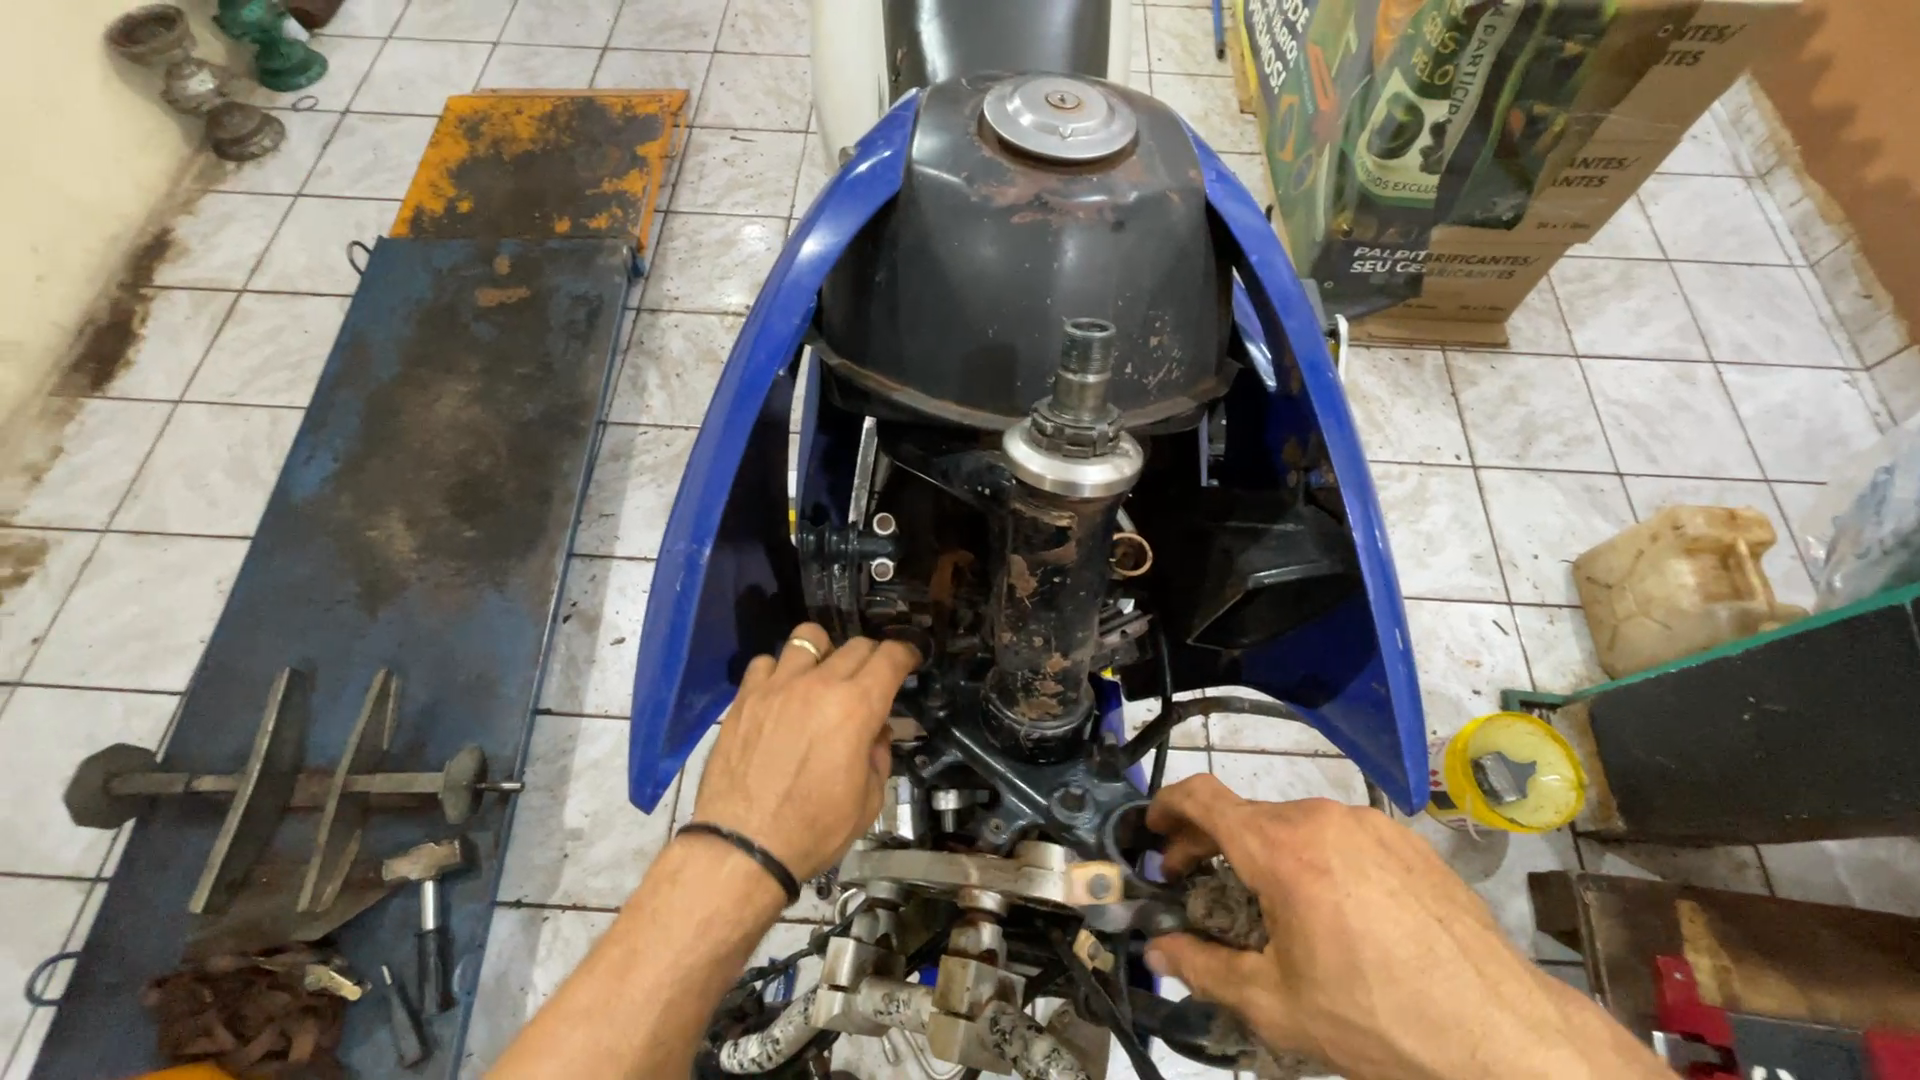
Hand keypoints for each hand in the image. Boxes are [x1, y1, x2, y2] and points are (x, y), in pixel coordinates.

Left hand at [688, 623, 919, 881]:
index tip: (909, 660)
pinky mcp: (744, 699)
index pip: (890, 657)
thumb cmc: (814, 830)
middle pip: (855, 645)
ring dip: (824, 652)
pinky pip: (765, 662)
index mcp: (856, 707)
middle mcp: (818, 685)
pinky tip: (781, 693)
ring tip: (821, 675)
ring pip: (808, 637)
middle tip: (871, 679)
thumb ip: (878, 755)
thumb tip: (875, 731)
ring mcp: (777, 687)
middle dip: (872, 657)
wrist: (743, 848)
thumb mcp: (868, 801)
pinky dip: (779, 671)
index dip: (906, 653)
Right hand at [1141, 777, 1669, 1079]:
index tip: (1154, 829)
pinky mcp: (1406, 841)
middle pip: (1246, 814)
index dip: (1167, 805)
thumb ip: (1204, 968)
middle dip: (1211, 843)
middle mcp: (1322, 819)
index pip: (1203, 797)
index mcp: (1282, 850)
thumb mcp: (1276, 1005)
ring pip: (1292, 824)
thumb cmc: (1378, 1021)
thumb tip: (1157, 952)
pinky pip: (1339, 835)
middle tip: (1197, 883)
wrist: (1505, 1039)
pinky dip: (1311, 856)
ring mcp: (1371, 825)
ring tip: (1266, 904)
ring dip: (1262, 852)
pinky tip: (1327, 907)